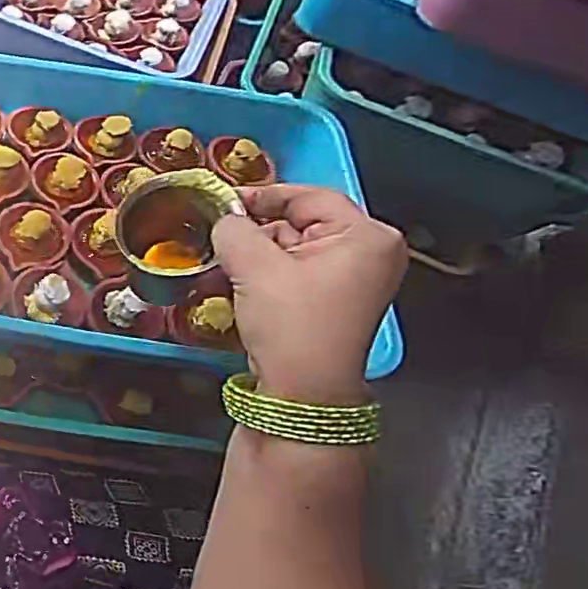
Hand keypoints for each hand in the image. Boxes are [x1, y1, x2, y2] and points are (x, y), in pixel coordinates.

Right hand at [212, 185, 406, 404]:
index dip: (263, 197)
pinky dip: (265, 275)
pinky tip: (237, 283)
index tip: (226, 202)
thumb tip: (225, 219)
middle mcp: (368, 253)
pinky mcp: (332, 301)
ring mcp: (352, 279)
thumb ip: (235, 231)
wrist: (302, 392)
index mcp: (366, 236)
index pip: (309, 197)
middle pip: (300, 223)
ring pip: (292, 250)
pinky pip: (294, 273)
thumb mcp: (256, 270)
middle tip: (219, 240)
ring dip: (254, 256)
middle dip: (256, 233)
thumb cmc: (291, 326)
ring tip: (222, 266)